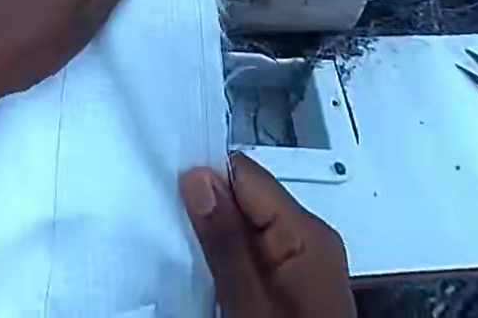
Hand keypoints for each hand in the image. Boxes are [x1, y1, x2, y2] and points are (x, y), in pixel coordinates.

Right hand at [181, 152, 355, 317]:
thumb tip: (196, 176)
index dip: (205, 180)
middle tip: (172, 235)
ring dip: (211, 241)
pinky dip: (223, 264)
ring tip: (184, 259)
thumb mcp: (252, 309)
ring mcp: (299, 264)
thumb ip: (225, 243)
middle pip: (242, 199)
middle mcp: (307, 239)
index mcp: (307, 232)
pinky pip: (248, 255)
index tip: (170, 195)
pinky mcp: (289, 287)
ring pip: (241, 228)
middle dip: (206, 213)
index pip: (243, 174)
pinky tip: (205, 281)